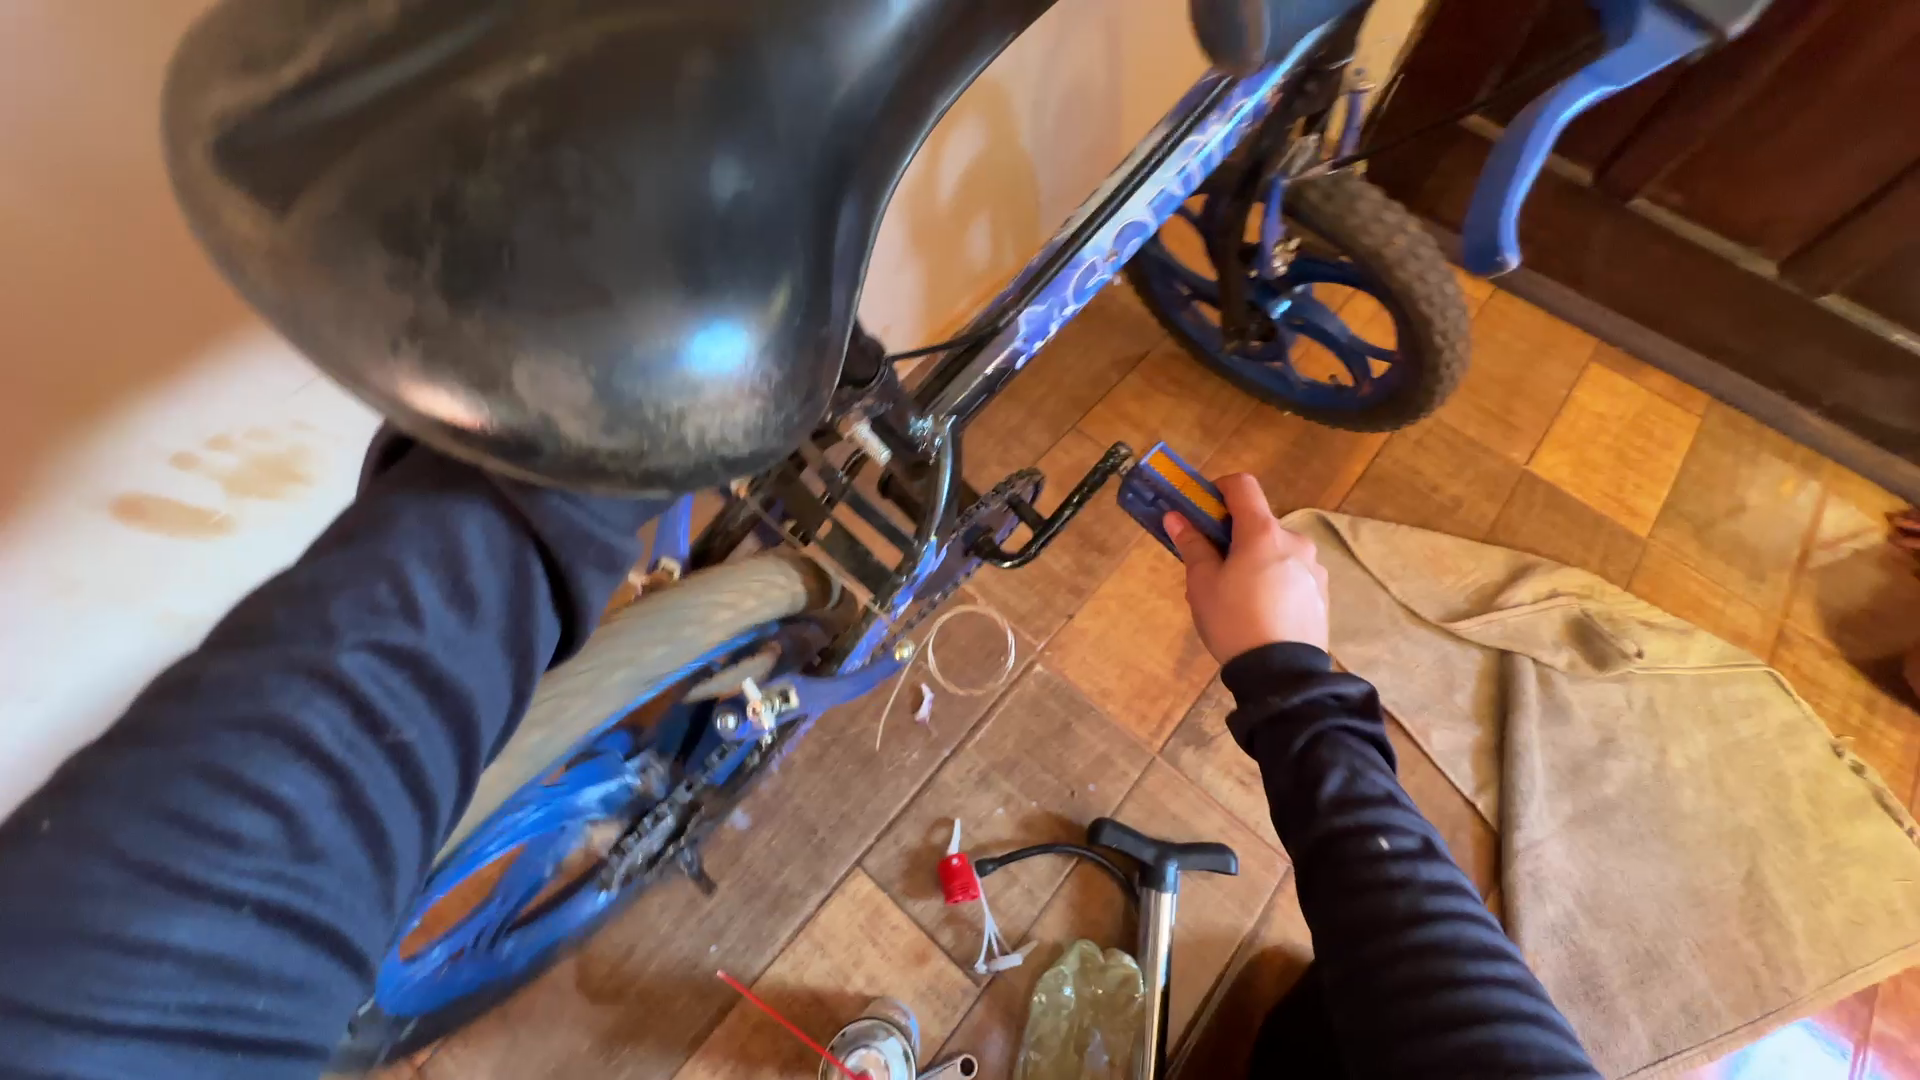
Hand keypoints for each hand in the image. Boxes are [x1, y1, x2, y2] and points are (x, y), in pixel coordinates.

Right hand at [1164, 473, 1329, 661]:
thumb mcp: (1202, 584)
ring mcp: (1314, 567)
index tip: (1202, 508)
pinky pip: (1292, 574)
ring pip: (1276, 551)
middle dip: (1234, 538)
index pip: (1243, 486)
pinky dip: (1274, 580)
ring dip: (1255, 560)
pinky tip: (1261, 612)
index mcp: (1262, 532)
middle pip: (1258, 524)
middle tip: (1212, 569)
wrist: (1282, 674)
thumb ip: (1192, 545)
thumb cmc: (1234, 621)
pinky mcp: (1323, 592)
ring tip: (1237, 597)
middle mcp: (1294, 541)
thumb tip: (1176, 516)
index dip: (1219, 488)